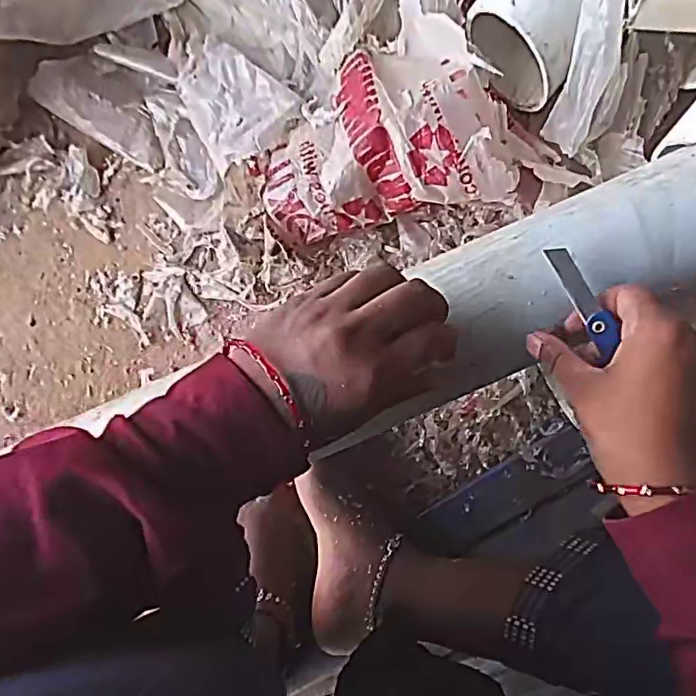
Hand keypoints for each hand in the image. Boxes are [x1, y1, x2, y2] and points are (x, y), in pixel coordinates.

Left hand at [235, 263, 456, 443]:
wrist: (249, 406)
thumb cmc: (307, 421)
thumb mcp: (361, 415)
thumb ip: (401, 390)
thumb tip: (430, 373)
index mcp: (375, 371)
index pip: (432, 339)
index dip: (446, 340)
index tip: (442, 347)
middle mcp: (356, 333)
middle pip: (416, 295)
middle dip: (432, 305)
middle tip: (428, 318)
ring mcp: (329, 309)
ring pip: (383, 274)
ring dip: (398, 288)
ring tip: (393, 305)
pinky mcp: (306, 297)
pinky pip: (347, 277)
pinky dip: (361, 287)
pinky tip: (359, 302)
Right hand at [527, 284, 695, 514]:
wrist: (665, 483)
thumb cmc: (629, 436)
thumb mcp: (584, 390)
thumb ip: (559, 357)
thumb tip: (539, 340)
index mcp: (659, 330)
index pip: (624, 294)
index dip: (592, 310)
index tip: (574, 333)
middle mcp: (686, 337)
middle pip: (640, 315)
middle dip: (606, 334)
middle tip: (584, 362)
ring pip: (653, 338)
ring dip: (624, 350)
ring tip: (601, 384)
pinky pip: (668, 358)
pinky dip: (644, 366)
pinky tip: (623, 396)